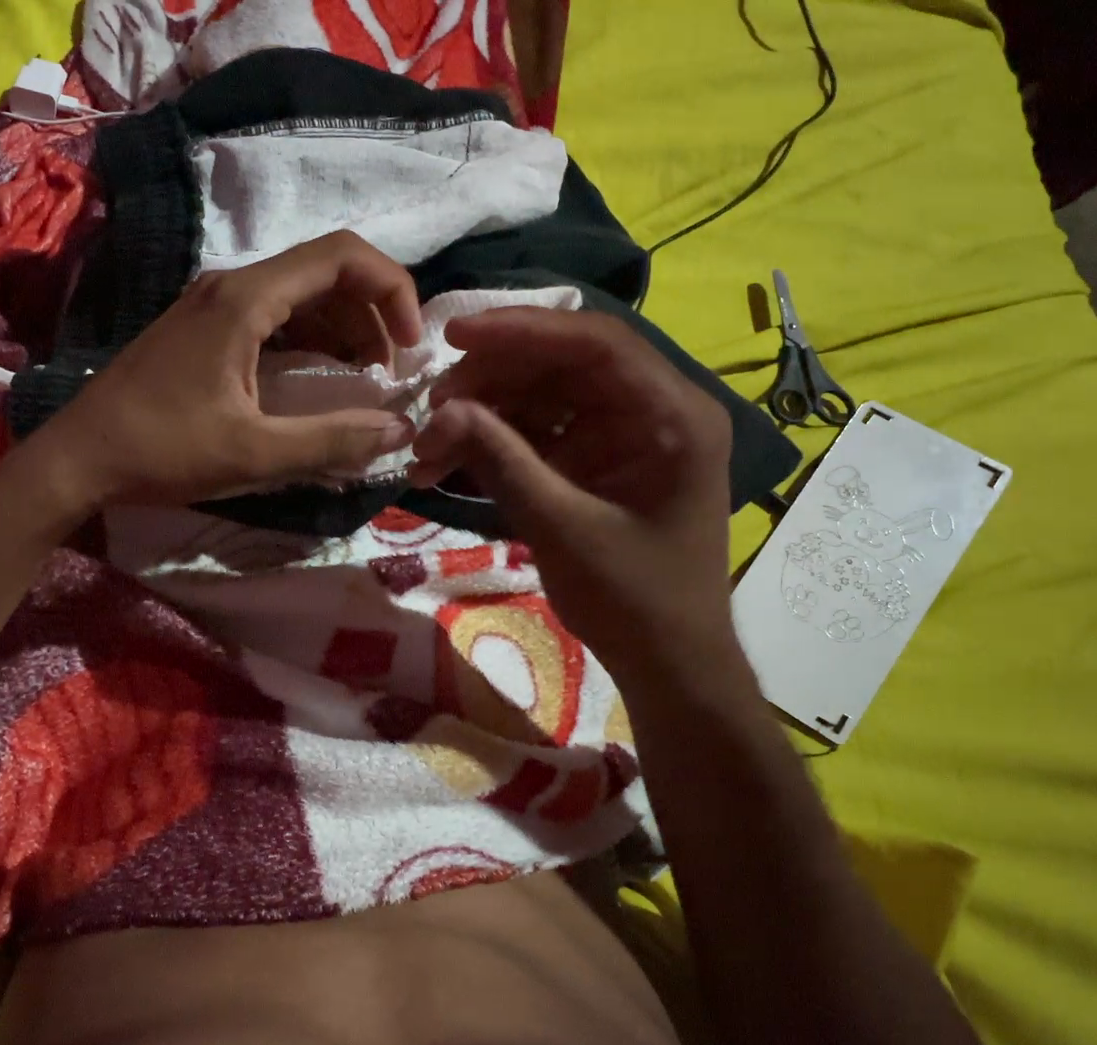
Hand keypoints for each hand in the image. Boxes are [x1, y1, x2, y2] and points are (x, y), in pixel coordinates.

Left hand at [31, 231, 422, 507]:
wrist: (78, 458)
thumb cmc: (161, 451)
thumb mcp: (253, 453)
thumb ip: (331, 440)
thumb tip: (399, 430)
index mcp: (245, 299)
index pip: (343, 256)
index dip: (393, 289)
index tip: (411, 346)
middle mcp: (229, 286)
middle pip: (324, 272)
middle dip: (370, 315)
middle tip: (387, 374)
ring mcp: (209, 305)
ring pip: (297, 295)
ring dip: (339, 329)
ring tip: (361, 380)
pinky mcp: (197, 330)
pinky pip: (269, 318)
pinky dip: (306, 340)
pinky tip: (314, 382)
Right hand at [408, 308, 748, 690]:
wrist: (667, 661)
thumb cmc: (634, 598)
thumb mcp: (562, 528)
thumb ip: (503, 462)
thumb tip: (441, 412)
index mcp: (670, 414)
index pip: (595, 343)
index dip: (522, 330)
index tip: (454, 336)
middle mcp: (649, 410)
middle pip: (560, 365)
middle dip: (489, 381)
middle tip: (430, 408)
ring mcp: (619, 435)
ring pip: (540, 397)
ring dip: (480, 415)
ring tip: (426, 449)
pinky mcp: (593, 461)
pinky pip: (535, 433)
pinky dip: (489, 445)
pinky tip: (444, 465)